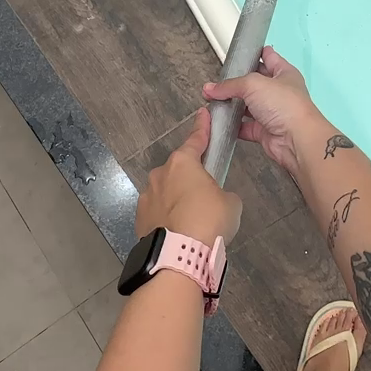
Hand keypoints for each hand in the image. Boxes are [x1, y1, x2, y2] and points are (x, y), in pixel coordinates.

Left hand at [137, 108, 241, 244]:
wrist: (180, 257)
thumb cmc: (209, 221)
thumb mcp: (231, 203)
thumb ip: (223, 193)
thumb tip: (216, 200)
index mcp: (183, 163)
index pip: (196, 139)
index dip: (203, 127)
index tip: (203, 114)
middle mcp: (161, 175)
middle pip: (179, 170)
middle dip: (190, 178)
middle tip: (205, 196)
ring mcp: (146, 197)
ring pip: (166, 192)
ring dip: (177, 200)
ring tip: (191, 221)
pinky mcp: (139, 219)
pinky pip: (158, 212)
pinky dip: (167, 218)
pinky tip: (179, 232)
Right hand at [201, 47, 333, 178]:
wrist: (295, 139)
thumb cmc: (286, 105)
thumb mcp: (254, 84)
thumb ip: (230, 85)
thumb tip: (211, 89)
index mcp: (284, 73)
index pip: (268, 57)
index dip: (254, 53)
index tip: (239, 53)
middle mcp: (279, 92)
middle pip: (254, 83)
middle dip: (236, 82)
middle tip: (218, 81)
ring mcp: (272, 112)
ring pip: (248, 106)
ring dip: (232, 105)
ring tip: (213, 100)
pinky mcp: (264, 131)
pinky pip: (244, 126)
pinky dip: (233, 125)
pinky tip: (220, 121)